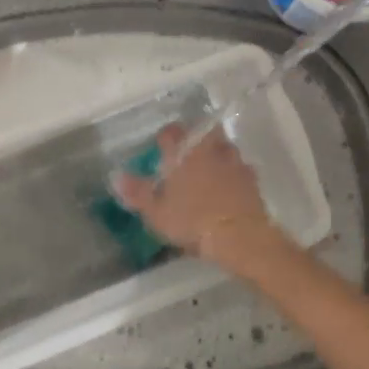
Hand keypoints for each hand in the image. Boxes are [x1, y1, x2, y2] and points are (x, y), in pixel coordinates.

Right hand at [113, 124, 292, 271]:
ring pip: (224, 147)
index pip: (170, 132)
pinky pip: (240, 169)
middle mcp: (210, 150)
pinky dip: (233, 173)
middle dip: (195, 138)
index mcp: (183, 153)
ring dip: (216, 153)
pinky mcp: (252, 179)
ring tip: (208, 170)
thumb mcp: (156, 212)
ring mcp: (234, 162)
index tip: (159, 149)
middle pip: (203, 131)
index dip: (164, 137)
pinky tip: (228, 188)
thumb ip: (137, 192)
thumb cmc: (192, 221)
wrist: (240, 236)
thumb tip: (116, 176)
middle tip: (186, 155)